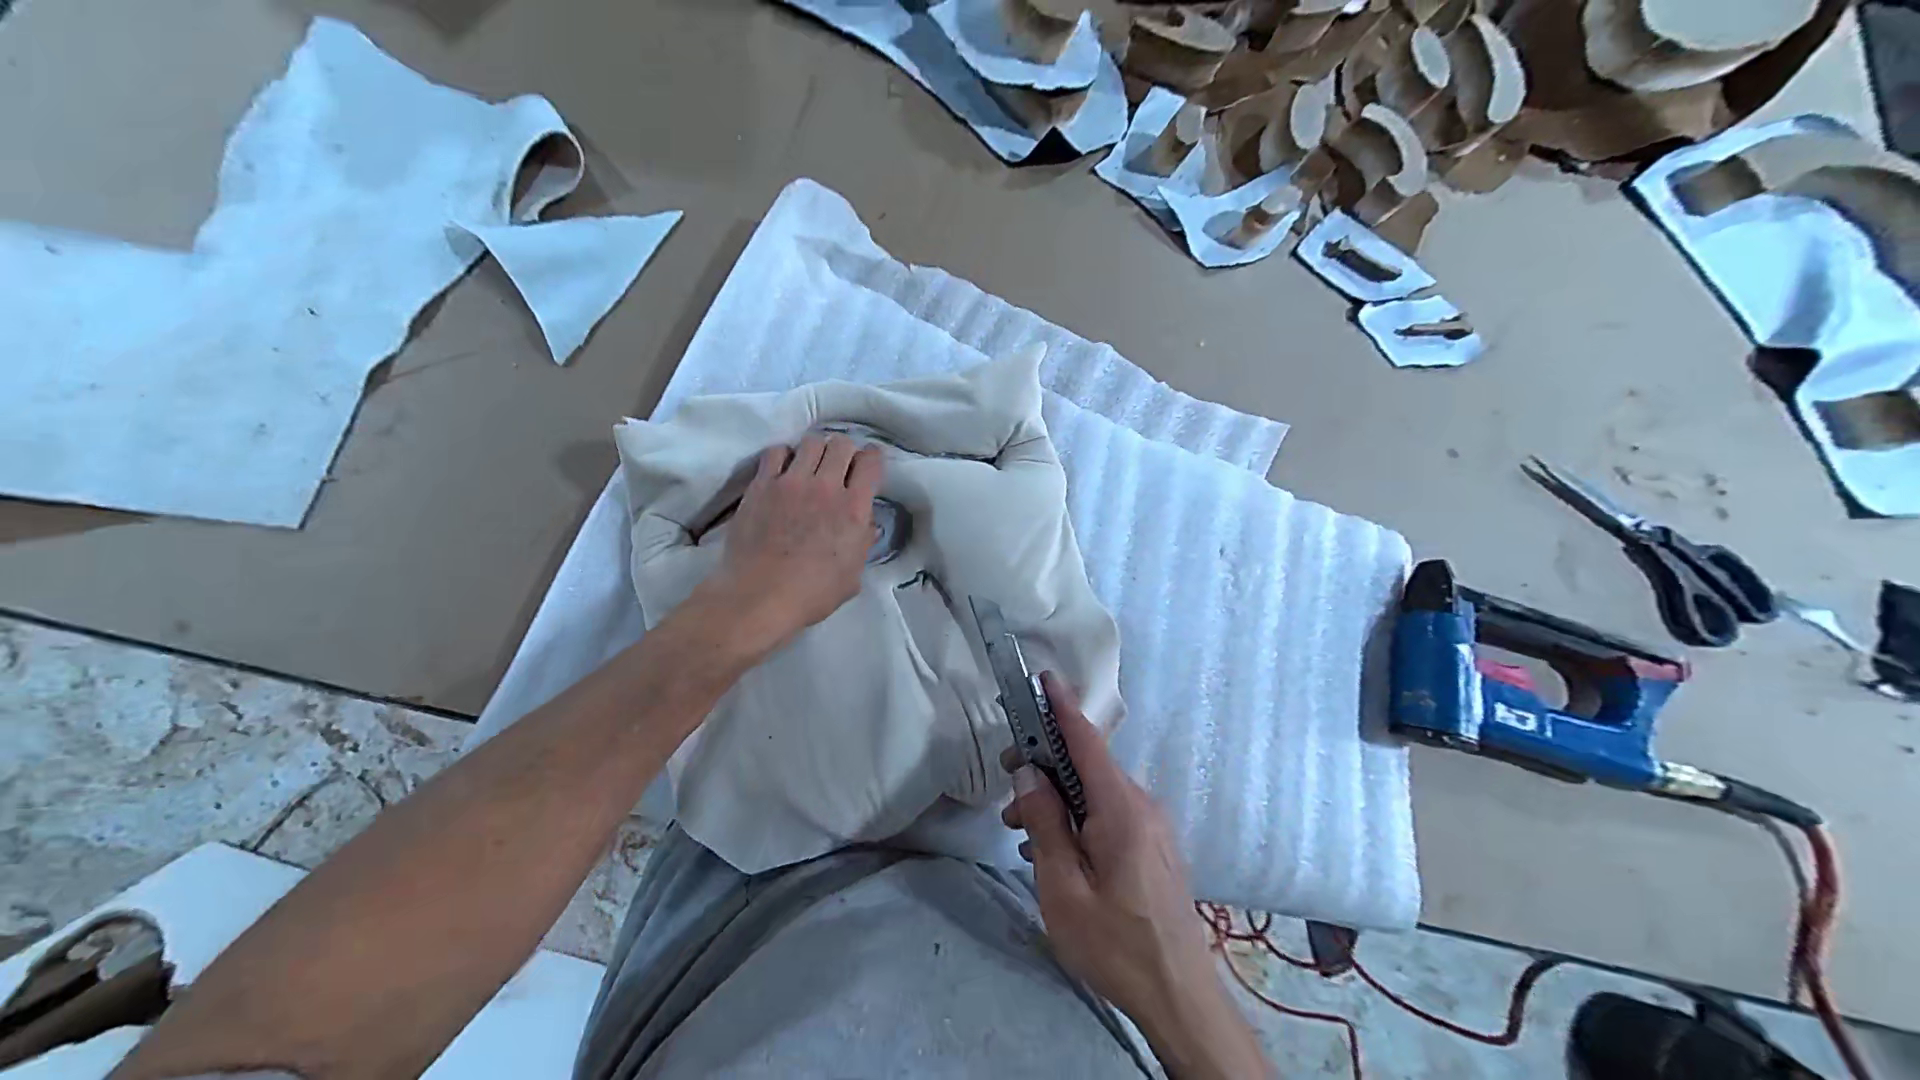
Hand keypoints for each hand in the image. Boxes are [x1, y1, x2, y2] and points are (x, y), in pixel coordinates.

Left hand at [704, 432, 882, 650]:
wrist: (759, 596)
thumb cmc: (811, 594)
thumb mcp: (852, 575)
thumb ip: (862, 544)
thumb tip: (867, 525)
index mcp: (853, 509)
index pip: (871, 463)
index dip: (873, 459)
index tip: (868, 465)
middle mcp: (825, 487)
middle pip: (841, 445)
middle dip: (846, 452)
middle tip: (840, 466)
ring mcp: (791, 482)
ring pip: (811, 442)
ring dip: (817, 450)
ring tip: (812, 466)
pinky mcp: (761, 485)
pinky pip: (776, 452)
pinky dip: (784, 456)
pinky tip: (783, 471)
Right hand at [1003, 673, 1268, 1079]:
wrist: (1180, 996)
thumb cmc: (1115, 943)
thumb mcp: (1063, 886)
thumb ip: (1044, 822)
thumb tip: (1028, 772)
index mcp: (1121, 808)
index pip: (1086, 741)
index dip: (1061, 707)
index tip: (1043, 678)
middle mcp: (1141, 806)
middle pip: (1086, 767)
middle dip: (1044, 768)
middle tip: (1006, 790)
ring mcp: (1152, 827)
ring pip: (1095, 793)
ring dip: (1057, 801)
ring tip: (1023, 833)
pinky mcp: (1153, 847)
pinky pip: (1109, 815)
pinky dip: (1078, 819)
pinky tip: (1056, 851)